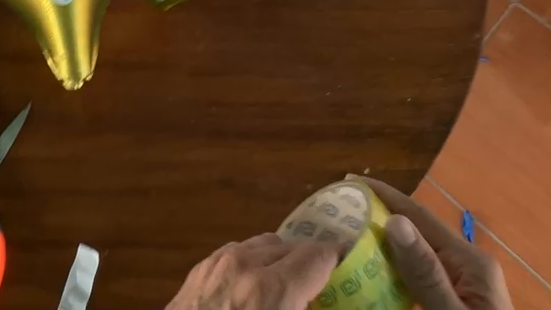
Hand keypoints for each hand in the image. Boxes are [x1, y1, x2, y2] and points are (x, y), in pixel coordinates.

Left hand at [166, 233, 338, 309]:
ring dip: (279, 262)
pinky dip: (252, 265)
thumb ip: (308, 309)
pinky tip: (253, 292)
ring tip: (287, 291)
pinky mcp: (197, 271)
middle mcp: (244, 265)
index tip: (353, 264)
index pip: (318, 255)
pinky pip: (235, 254)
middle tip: (321, 290)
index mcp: (272, 291)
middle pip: (290, 247)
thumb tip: (325, 302)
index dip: (339, 258)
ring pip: (261, 246)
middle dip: (309, 266)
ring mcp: (216, 264)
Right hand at [356, 177, 513, 309]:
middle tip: (339, 215)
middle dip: (380, 221)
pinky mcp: (453, 305)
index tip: (349, 182)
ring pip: (415, 259)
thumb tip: (395, 220)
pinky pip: (419, 283)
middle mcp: (466, 268)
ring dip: (384, 249)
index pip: (420, 216)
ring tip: (347, 241)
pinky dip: (394, 276)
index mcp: (471, 263)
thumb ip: (426, 275)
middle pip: (416, 234)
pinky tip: (372, 279)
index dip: (385, 195)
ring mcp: (461, 288)